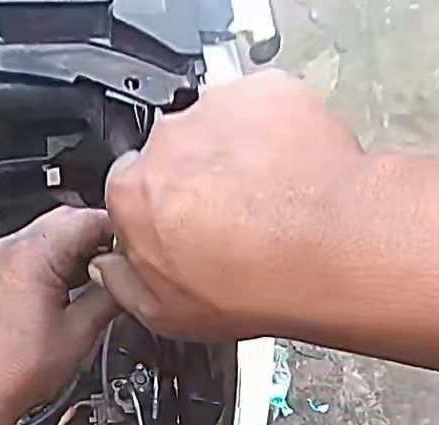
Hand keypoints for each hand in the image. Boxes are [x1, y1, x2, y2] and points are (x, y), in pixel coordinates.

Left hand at [0, 206, 120, 421]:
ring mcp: (1, 260)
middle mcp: (12, 248)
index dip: (121, 232)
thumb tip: (131, 285)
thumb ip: (110, 299)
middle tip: (127, 266)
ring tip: (105, 281)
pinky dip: (62, 263)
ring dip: (83, 252)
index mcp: (33, 254)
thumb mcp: (80, 333)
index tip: (141, 251)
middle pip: (69, 220)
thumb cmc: (16, 369)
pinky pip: (37, 254)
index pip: (88, 218)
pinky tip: (78, 289)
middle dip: (102, 239)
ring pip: (53, 235)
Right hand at [92, 71, 365, 340]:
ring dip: (232, 165)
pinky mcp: (264, 94)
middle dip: (193, 193)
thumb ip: (125, 286)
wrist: (325, 250)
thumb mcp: (168, 316)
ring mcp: (217, 112)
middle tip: (230, 232)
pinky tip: (285, 183)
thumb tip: (112, 271)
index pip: (127, 200)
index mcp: (132, 196)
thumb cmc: (255, 283)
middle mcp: (166, 143)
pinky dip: (269, 141)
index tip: (179, 242)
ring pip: (214, 136)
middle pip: (170, 163)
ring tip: (265, 210)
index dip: (156, 224)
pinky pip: (258, 114)